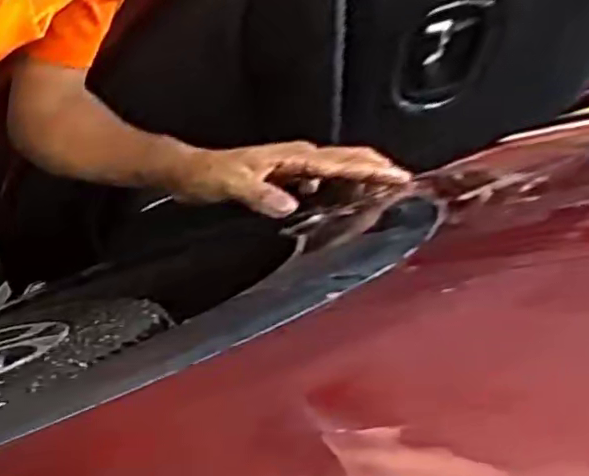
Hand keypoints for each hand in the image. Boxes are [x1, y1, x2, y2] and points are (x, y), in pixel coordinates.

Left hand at [163, 141, 410, 218]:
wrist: (188, 172)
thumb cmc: (208, 175)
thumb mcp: (234, 185)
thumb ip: (262, 195)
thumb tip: (290, 206)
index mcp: (294, 157)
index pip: (344, 162)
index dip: (374, 171)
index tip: (400, 179)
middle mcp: (298, 158)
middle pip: (349, 161)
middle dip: (377, 172)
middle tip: (400, 189)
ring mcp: (289, 167)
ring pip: (335, 171)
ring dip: (356, 182)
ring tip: (375, 198)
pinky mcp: (278, 177)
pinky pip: (314, 181)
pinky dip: (330, 190)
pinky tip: (331, 204)